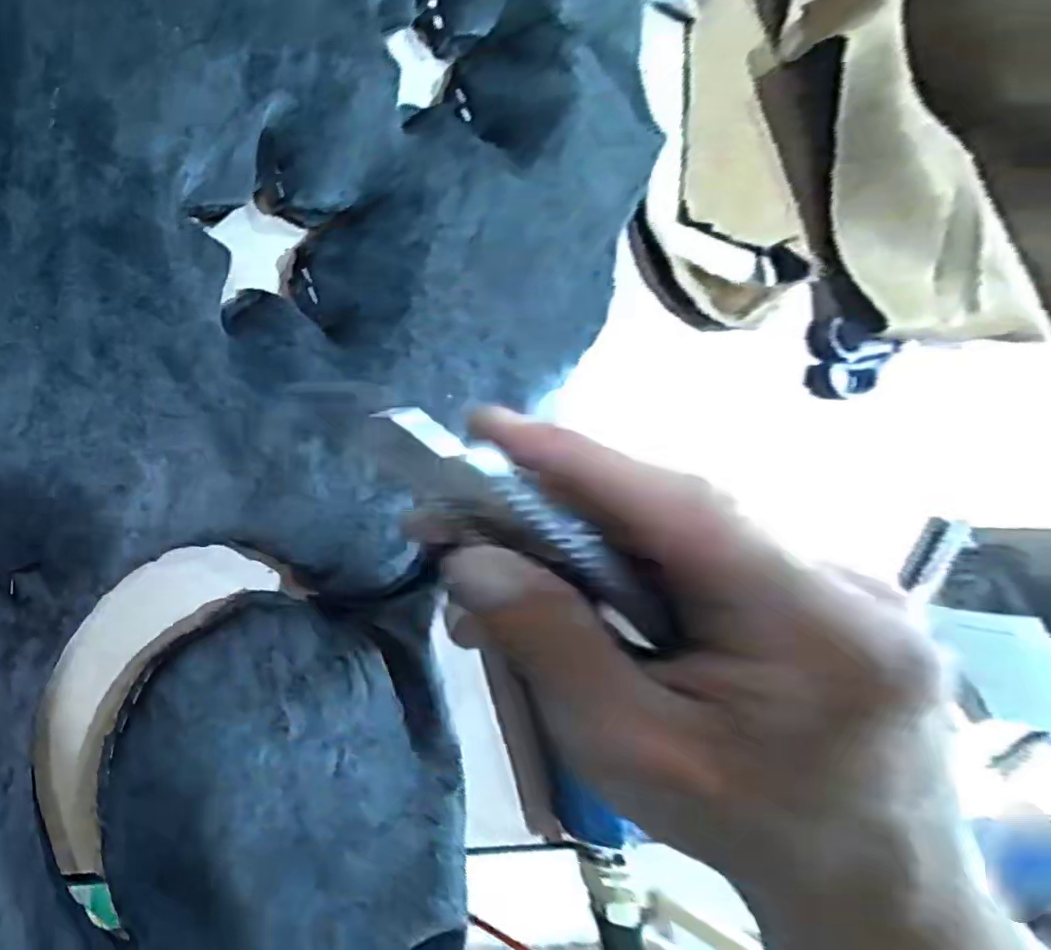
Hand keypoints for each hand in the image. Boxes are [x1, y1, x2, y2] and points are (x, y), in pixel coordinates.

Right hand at [442, 410, 999, 945]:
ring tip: (476, 572)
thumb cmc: (740, 822)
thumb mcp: (623, 744)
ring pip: (655, 528)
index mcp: (817, 625)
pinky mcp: (790, 588)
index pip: (681, 505)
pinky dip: (594, 561)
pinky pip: (671, 552)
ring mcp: (818, 581)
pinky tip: (544, 592)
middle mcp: (832, 581)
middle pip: (656, 510)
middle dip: (537, 507)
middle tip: (447, 520)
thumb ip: (546, 641)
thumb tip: (466, 557)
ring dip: (556, 540)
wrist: (861, 883)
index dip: (574, 457)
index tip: (484, 425)